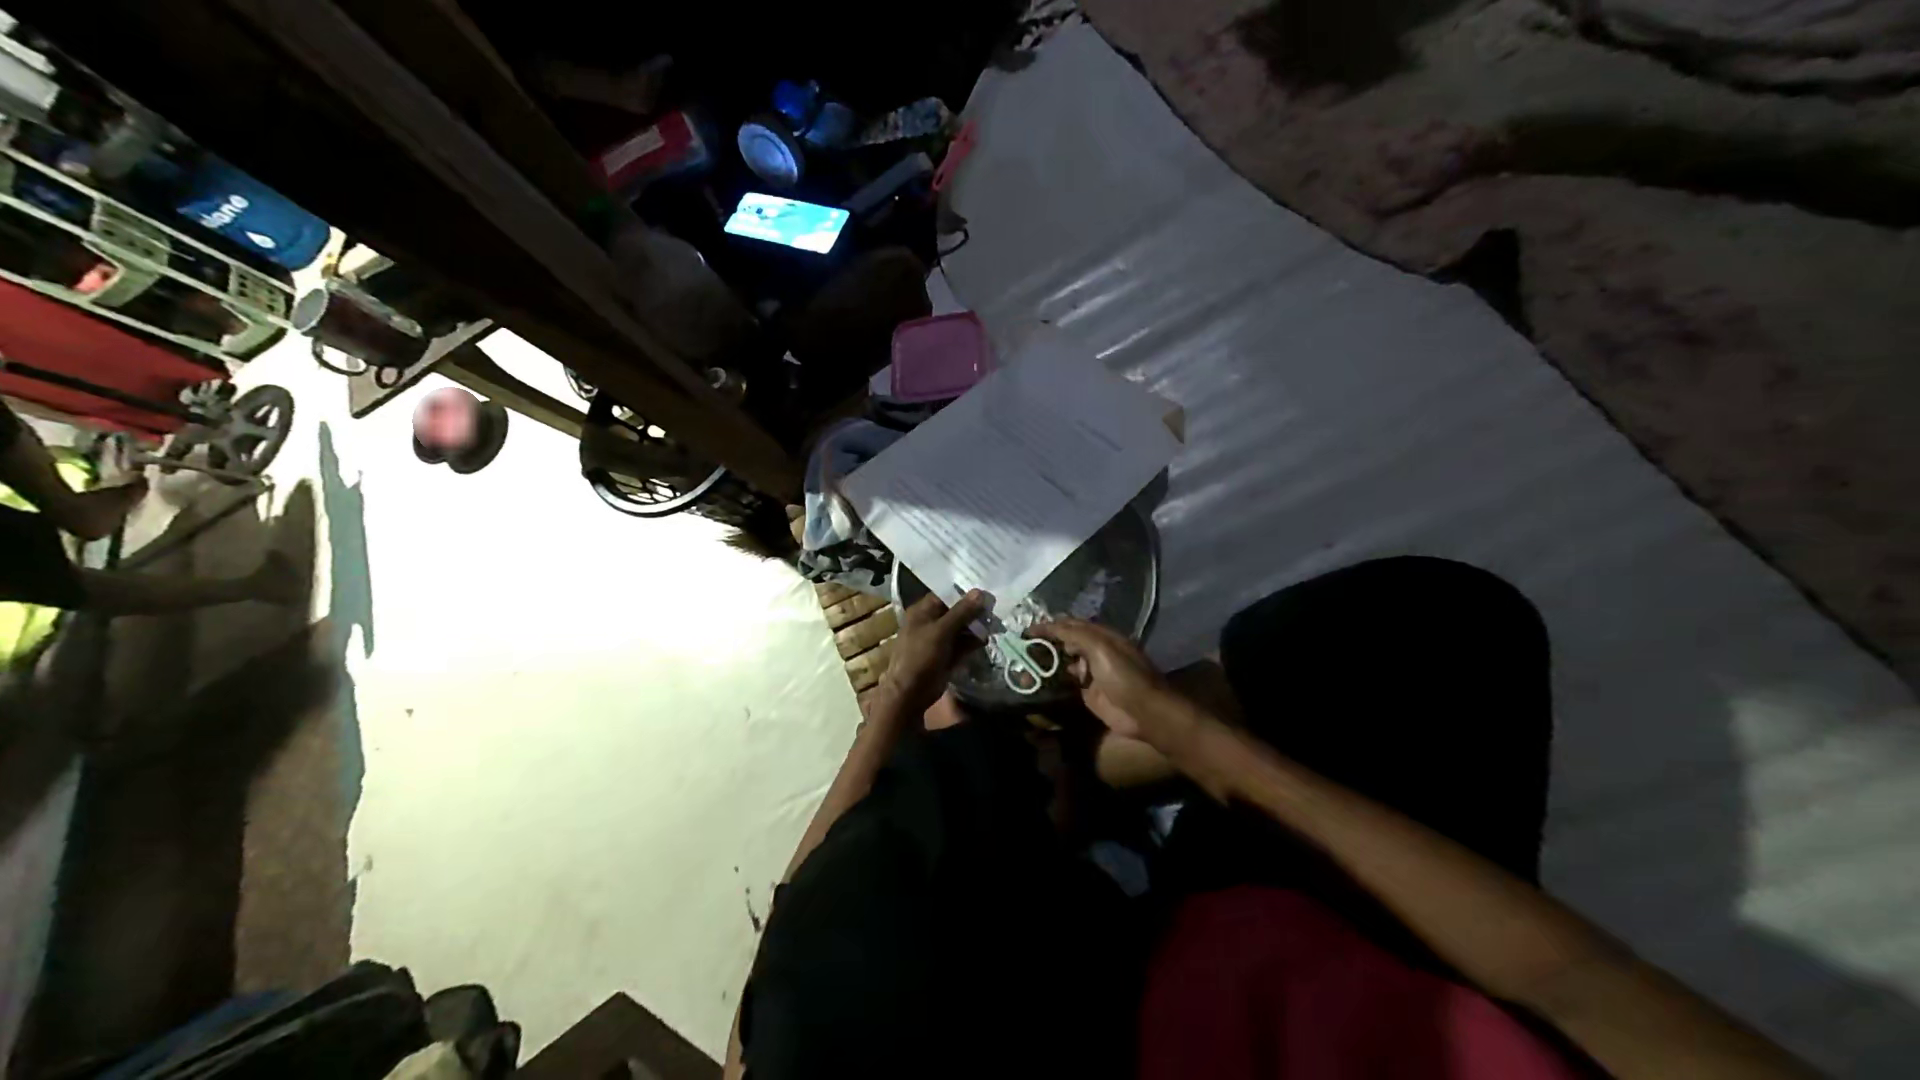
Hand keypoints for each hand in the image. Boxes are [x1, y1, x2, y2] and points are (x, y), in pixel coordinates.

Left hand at [878, 590, 987, 718]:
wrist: (911, 691)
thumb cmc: (921, 655)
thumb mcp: (941, 630)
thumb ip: (962, 612)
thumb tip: (980, 592)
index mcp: (922, 612)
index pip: (945, 595)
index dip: (964, 592)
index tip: (985, 589)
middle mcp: (930, 623)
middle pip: (956, 612)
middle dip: (974, 611)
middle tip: (995, 607)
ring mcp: (939, 640)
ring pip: (961, 628)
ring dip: (976, 627)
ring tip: (994, 623)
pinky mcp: (946, 655)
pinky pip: (962, 644)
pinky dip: (973, 642)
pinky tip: (987, 639)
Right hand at [1029, 618, 1191, 747]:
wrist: (1144, 712)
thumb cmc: (1124, 676)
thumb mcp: (1100, 648)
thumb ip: (1075, 635)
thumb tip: (1052, 628)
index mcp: (1102, 636)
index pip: (1071, 625)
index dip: (1050, 626)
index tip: (1027, 631)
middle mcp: (1096, 651)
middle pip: (1066, 643)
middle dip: (1046, 643)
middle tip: (1022, 647)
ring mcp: (1092, 673)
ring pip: (1065, 663)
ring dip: (1047, 662)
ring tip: (1024, 663)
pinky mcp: (1088, 693)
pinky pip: (1066, 683)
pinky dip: (1052, 681)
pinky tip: (1037, 682)